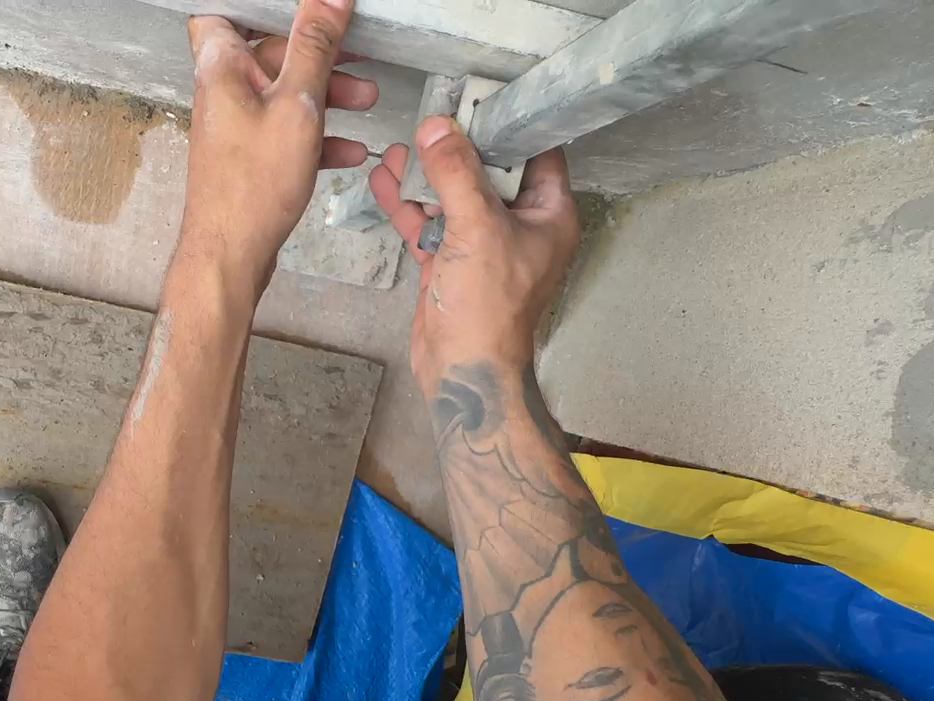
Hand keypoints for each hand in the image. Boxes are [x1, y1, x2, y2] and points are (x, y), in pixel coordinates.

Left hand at [178, 0, 376, 294]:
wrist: (230, 258)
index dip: (265, 10)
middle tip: (358, 55)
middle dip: (318, 54)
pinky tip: (351, 151)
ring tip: (367, 101)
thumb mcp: (296, 105)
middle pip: (272, 54)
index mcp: (222, 66)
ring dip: (327, 97)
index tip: (305, 12)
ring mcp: (236, 131)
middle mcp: (224, 94)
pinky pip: (286, 137)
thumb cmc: (251, 188)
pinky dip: (317, 139)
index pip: (230, 11)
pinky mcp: (249, 163)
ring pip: (284, 97)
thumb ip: (315, 45)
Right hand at [370, 116, 580, 389]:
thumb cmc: (487, 303)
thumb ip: (455, 174)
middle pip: (486, 173)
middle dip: (454, 151)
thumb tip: (435, 127)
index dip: (505, 124)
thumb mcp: (476, 228)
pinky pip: (430, 228)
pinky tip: (385, 183)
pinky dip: (409, 209)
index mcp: (547, 214)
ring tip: (397, 152)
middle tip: (427, 122)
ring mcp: (480, 248)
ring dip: (425, 180)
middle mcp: (517, 226)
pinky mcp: (450, 266)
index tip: (474, 98)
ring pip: (453, 201)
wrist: (463, 368)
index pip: (533, 152)